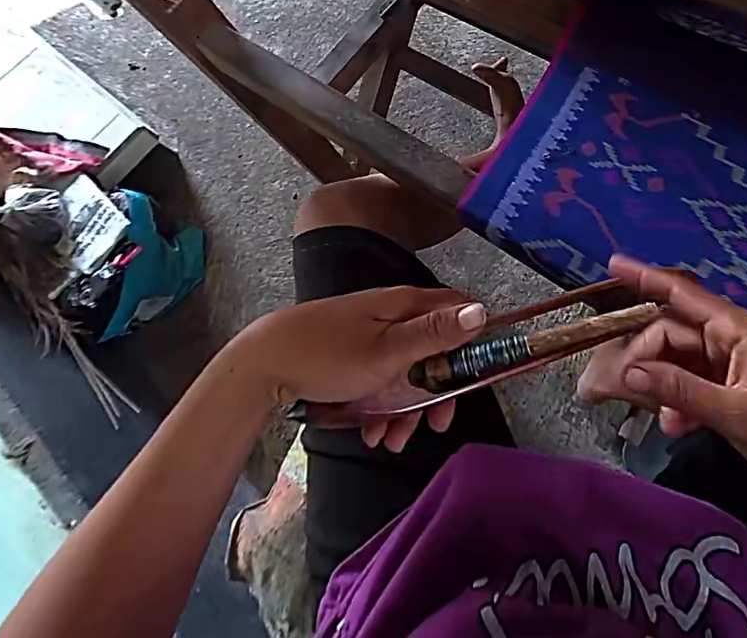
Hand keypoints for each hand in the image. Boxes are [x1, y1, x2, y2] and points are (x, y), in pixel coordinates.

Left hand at [228, 287, 486, 451]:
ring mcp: (372, 334)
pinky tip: (371, 432)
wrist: (264, 362)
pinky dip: (382, 406)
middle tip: (437, 424)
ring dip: (407, 406)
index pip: (458, 311)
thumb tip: (481, 311)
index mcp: (407, 305)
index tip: (477, 377)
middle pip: (434, 348)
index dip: (474, 342)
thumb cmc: (330, 354)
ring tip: (392, 440)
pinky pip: (381, 379)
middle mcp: (394, 315)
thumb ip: (435, 334)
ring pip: (407, 370)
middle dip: (438, 389)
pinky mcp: (354, 354)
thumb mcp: (389, 351)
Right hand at [577, 256, 746, 504]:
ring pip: (683, 361)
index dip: (645, 277)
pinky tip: (677, 427)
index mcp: (736, 328)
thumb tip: (630, 373)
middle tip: (623, 388)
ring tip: (662, 422)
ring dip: (666, 387)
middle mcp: (732, 337)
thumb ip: (680, 391)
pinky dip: (683, 401)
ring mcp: (736, 363)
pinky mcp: (739, 388)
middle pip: (674, 333)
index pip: (681, 293)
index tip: (612, 264)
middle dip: (648, 357)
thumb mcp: (736, 415)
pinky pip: (697, 383)